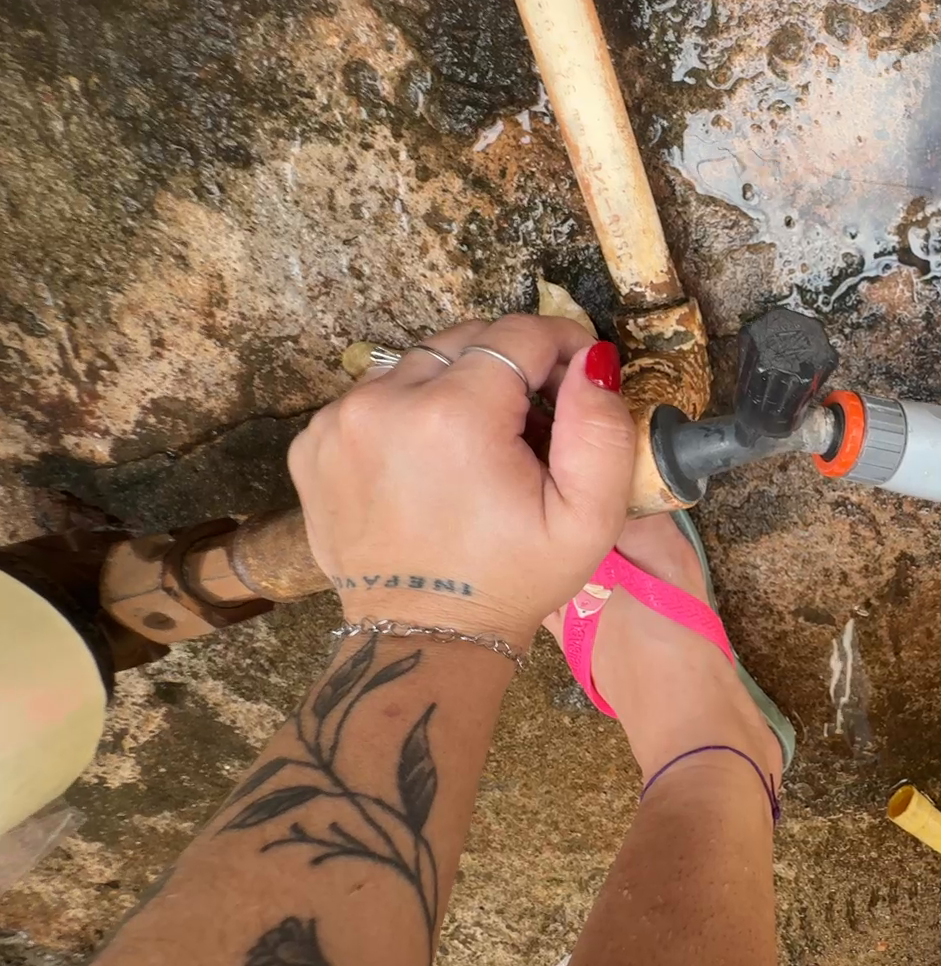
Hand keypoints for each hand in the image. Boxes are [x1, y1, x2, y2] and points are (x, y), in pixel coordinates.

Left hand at [289, 314, 634, 647]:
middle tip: (546, 416)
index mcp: (453, 417)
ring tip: (495, 440)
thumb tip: (593, 363)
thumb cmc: (520, 575)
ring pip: (424, 362)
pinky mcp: (314, 441)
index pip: (518, 334)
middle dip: (518, 362)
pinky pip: (383, 393)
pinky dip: (422, 407)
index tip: (584, 377)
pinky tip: (444, 455)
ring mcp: (337, 421)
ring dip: (469, 383)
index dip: (564, 343)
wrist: (428, 630)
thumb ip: (602, 431)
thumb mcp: (591, 517)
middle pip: (468, 339)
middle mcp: (382, 403)